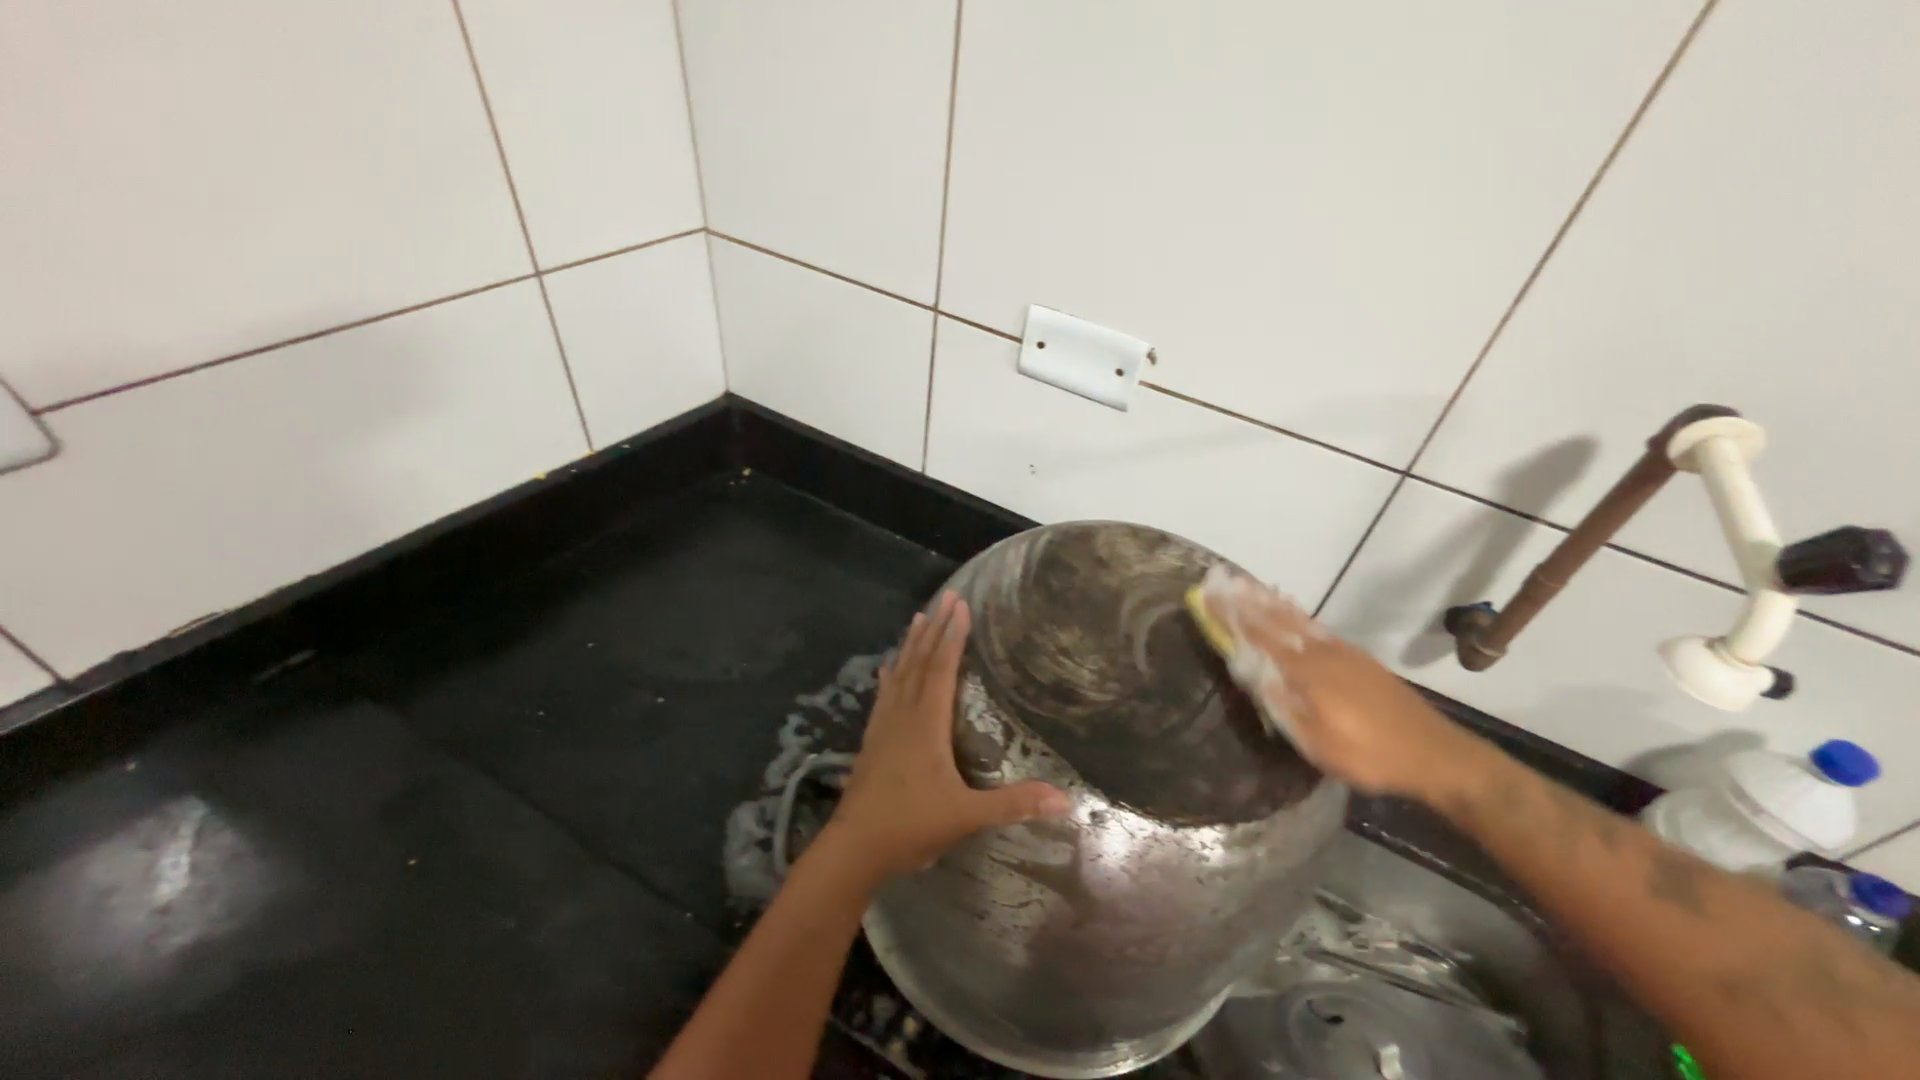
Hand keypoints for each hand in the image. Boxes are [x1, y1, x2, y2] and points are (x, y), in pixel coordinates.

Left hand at [822, 591, 1072, 882]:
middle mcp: (903, 716)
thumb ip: (1013, 804)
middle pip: (920, 662)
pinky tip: (886, 669)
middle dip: (935, 628)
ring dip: (911, 645)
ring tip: (918, 617)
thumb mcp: (965, 816)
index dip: (953, 635)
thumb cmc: (910, 826)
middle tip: (946, 596)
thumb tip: (1065, 799)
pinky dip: (889, 677)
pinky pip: (883, 697)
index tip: (962, 604)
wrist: (853, 848)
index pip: (942, 669)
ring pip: (899, 674)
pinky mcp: (871, 742)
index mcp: (925, 725)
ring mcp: (883, 728)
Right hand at [1195, 569, 1484, 799]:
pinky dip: (1297, 613)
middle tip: (1221, 580)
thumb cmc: (1370, 755)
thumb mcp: (1319, 742)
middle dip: (1246, 601)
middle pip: (1278, 621)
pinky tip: (1292, 609)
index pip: (1260, 637)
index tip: (1207, 595)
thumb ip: (1282, 704)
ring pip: (1298, 620)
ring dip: (1270, 601)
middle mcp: (1322, 653)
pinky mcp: (1357, 659)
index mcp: (1307, 672)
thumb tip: (1248, 671)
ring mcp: (1342, 653)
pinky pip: (1316, 626)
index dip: (1232, 616)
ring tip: (1249, 584)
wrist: (1435, 755)